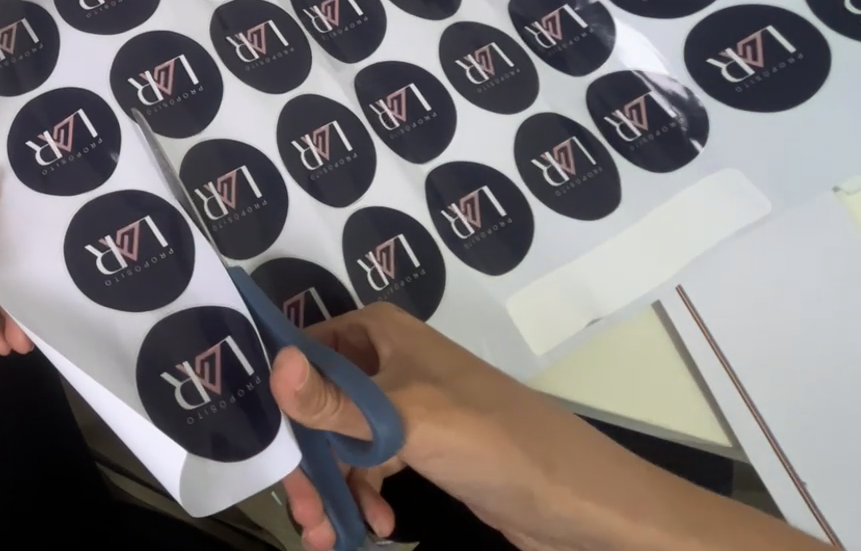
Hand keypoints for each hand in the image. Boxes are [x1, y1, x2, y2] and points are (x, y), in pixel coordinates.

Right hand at [269, 303, 826, 550]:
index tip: (266, 452)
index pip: (303, 353)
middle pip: (318, 402)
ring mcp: (404, 403)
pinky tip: (372, 524)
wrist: (594, 511)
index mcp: (376, 330)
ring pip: (341, 437)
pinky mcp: (423, 444)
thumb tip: (271, 368)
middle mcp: (384, 357)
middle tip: (302, 511)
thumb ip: (337, 403)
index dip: (279, 400)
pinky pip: (370, 462)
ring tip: (327, 533)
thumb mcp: (409, 421)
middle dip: (307, 458)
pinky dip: (362, 493)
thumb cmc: (497, 443)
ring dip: (331, 484)